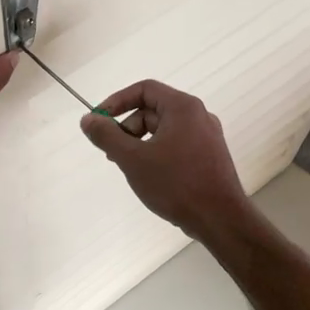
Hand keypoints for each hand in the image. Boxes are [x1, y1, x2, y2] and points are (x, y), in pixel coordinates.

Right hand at [81, 80, 251, 236]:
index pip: (144, 89)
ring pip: (163, 130)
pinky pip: (176, 145)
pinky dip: (157, 153)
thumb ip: (107, 136)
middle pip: (152, 110)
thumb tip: (88, 120)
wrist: (221, 220)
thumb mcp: (133, 159)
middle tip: (112, 153)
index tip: (98, 121)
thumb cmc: (176, 184)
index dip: (116, 101)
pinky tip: (150, 177)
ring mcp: (207, 137)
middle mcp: (198, 116)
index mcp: (182, 108)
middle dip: (127, 128)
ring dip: (140, 143)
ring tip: (130, 169)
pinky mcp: (209, 157)